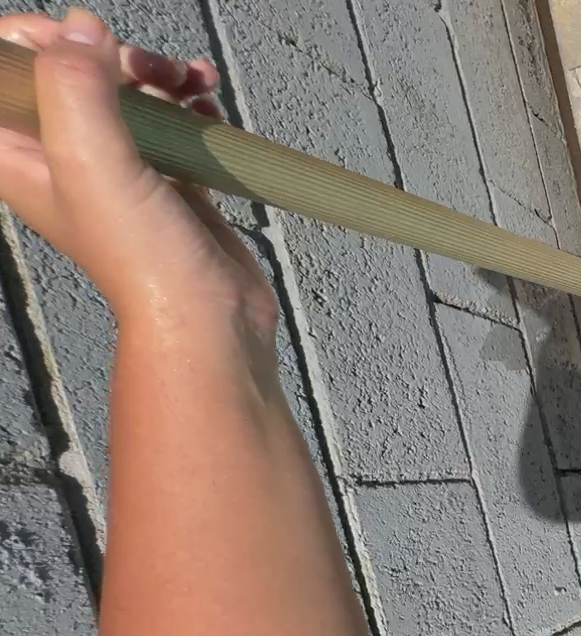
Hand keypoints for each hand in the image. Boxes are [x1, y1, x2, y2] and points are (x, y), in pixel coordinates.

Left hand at [0, 10, 274, 343]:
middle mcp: (56, 151)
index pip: (0, 63)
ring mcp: (118, 169)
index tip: (92, 46)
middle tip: (155, 68)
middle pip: (68, 71)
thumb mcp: (90, 159)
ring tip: (196, 79)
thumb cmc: (142, 252)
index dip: (39, 38)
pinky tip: (213, 107)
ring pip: (126, 97)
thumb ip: (74, 84)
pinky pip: (172, 131)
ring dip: (160, 77)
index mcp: (9, 145)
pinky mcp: (171, 186)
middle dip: (112, 54)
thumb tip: (86, 26)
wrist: (211, 315)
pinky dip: (192, 111)